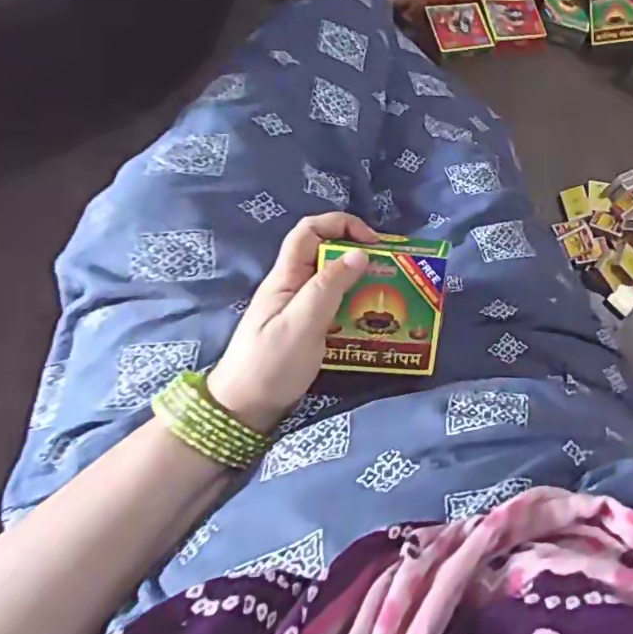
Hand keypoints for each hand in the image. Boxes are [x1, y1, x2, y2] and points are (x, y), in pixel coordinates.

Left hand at [208, 213, 379, 433]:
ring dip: (360, 279)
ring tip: (387, 293)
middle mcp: (293, 285)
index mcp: (286, 277)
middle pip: (326, 251)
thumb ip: (329, 287)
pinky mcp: (308, 326)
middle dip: (359, 252)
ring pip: (333, 278)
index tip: (374, 243)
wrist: (243, 408)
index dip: (342, 225)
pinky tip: (371, 318)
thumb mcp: (302, 324)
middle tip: (389, 269)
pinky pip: (335, 303)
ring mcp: (299, 306)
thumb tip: (361, 254)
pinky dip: (355, 303)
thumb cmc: (270, 365)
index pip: (310, 230)